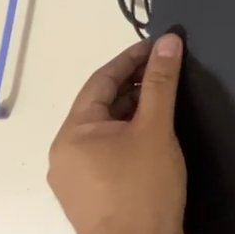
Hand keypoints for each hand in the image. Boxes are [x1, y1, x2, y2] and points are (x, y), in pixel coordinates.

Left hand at [48, 30, 188, 233]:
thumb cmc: (142, 188)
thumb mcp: (155, 127)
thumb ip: (160, 81)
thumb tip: (168, 40)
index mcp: (72, 135)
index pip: (101, 81)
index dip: (132, 58)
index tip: (161, 44)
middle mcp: (65, 154)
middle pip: (101, 103)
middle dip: (135, 81)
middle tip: (168, 66)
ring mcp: (75, 177)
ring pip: (106, 126)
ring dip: (134, 106)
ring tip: (166, 94)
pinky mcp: (90, 193)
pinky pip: (107, 147)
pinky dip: (129, 130)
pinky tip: (154, 128)